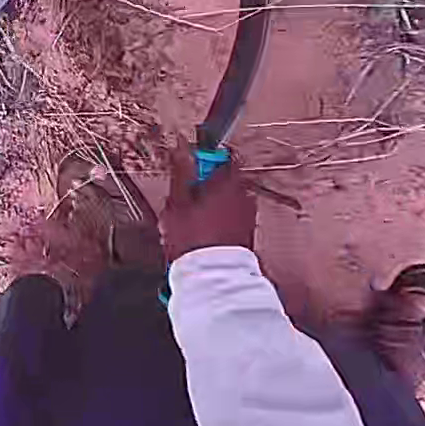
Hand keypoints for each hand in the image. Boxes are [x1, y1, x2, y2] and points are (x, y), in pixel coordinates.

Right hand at [161, 143, 256, 260]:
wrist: (212, 276)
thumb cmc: (195, 239)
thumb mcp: (177, 201)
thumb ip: (181, 171)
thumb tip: (181, 148)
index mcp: (228, 182)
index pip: (222, 157)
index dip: (203, 162)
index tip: (190, 171)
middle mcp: (244, 196)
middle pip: (222, 181)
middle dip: (203, 188)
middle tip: (184, 202)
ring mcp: (247, 216)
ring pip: (225, 202)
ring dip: (208, 207)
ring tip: (189, 223)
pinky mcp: (247, 234)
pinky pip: (229, 220)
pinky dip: (216, 223)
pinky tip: (200, 236)